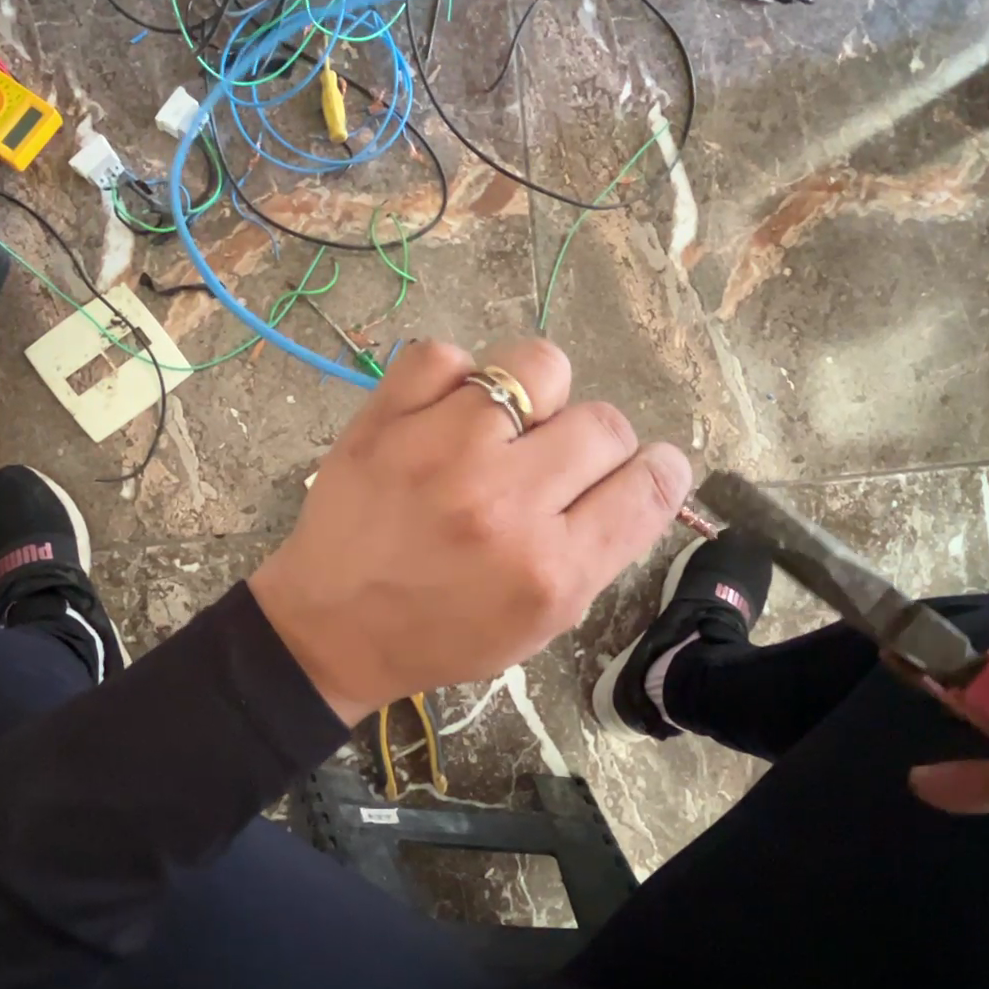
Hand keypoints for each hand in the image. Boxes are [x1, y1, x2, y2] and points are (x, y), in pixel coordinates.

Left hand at [248, 338, 690, 725]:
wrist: (331, 627)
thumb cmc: (440, 634)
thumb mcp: (538, 623)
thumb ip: (597, 550)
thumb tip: (640, 475)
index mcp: (551, 570)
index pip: (648, 486)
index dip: (657, 470)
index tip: (641, 468)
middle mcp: (504, 503)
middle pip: (603, 423)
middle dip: (591, 443)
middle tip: (549, 465)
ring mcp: (441, 450)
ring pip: (538, 367)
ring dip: (533, 397)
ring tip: (501, 430)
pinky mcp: (384, 419)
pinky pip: (449, 354)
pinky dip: (455, 378)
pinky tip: (445, 415)